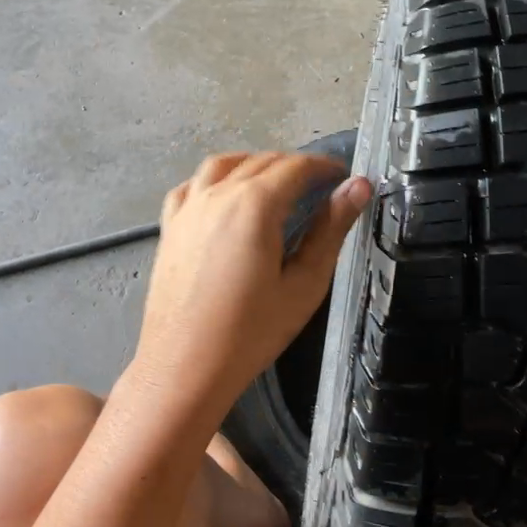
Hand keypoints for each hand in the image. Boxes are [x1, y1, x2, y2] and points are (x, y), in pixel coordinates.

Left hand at [123, 152, 371, 432]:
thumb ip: (330, 230)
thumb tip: (357, 187)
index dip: (323, 167)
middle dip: (293, 166)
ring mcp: (188, 209)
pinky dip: (213, 180)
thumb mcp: (304, 284)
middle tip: (318, 186)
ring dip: (253, 164)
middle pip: (261, 161)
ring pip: (223, 164)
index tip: (341, 177)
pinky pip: (191, 186)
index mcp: (255, 205)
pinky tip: (222, 196)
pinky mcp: (169, 228)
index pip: (296, 167)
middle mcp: (218, 195)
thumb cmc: (251, 332)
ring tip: (274, 183)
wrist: (185, 365)